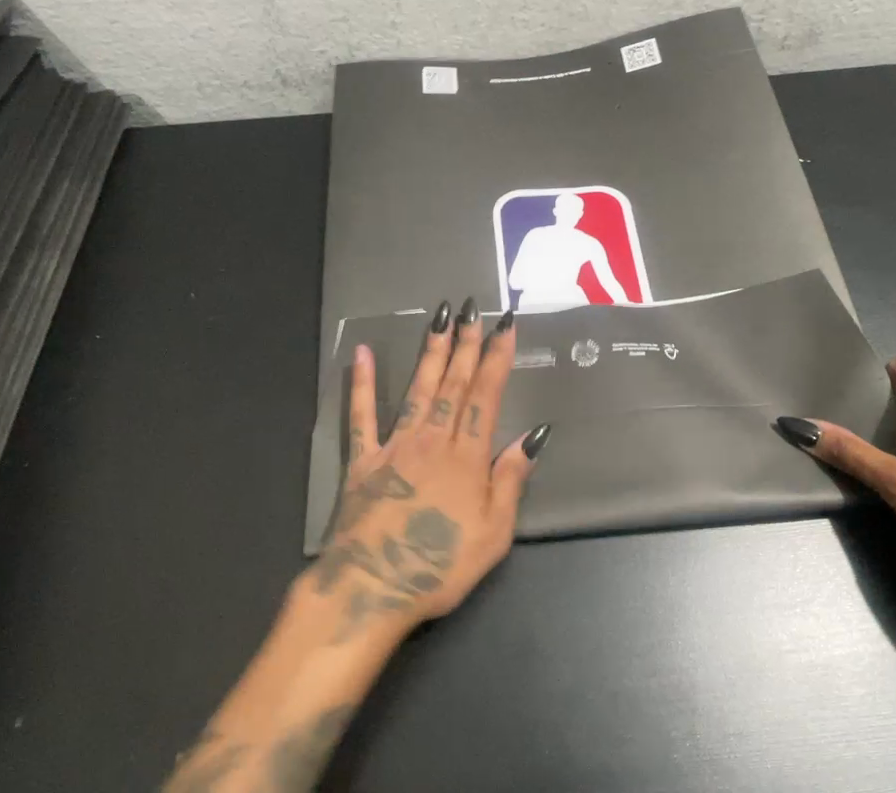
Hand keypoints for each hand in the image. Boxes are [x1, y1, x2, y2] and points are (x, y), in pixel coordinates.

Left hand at [301, 299, 549, 642]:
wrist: (371, 588)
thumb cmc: (439, 567)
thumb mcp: (493, 534)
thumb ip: (510, 482)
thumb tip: (532, 437)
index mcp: (467, 458)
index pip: (486, 397)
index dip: (496, 359)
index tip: (505, 325)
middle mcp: (432, 441)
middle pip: (454, 384)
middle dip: (466, 344)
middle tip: (473, 308)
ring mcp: (394, 447)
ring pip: (418, 389)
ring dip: (430, 352)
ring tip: (439, 317)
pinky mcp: (363, 461)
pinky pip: (362, 416)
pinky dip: (362, 383)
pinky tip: (362, 354)